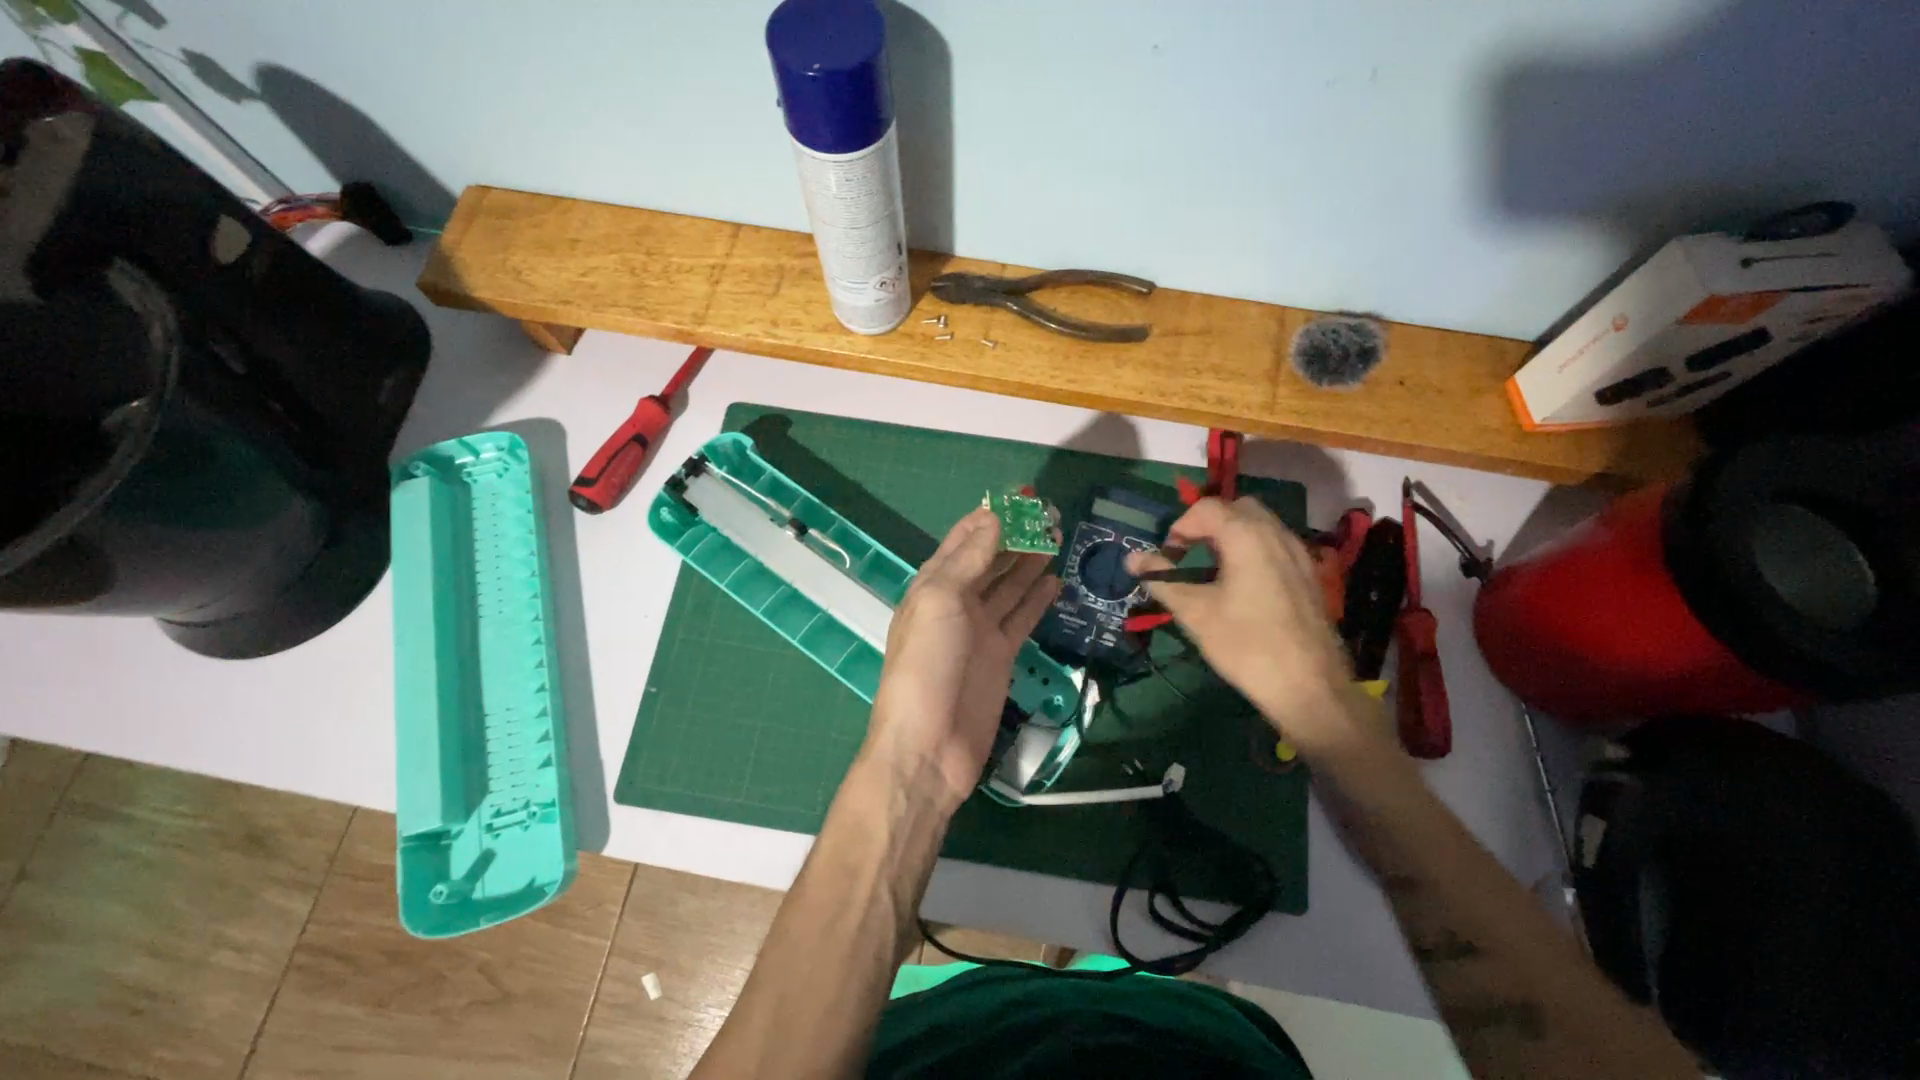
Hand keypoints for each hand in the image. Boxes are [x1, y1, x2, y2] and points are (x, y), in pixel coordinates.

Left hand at [865, 508, 1061, 809]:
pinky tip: (1055, 579)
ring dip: (1029, 561)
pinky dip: (1037, 598)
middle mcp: (956, 602)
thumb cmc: (926, 664)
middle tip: (1051, 513)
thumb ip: (969, 560)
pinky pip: (1021, 618)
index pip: (964, 540)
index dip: (990, 517)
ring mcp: (979, 630)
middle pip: (989, 560)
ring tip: (1058, 537)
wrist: (929, 744)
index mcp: (933, 585)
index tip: (1022, 496)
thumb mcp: (940, 601)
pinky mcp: (1001, 656)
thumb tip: (993, 517)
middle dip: (1015, 535)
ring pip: (1008, 586)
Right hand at [1127, 497, 1376, 757]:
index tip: (1169, 558)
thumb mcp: (1195, 613)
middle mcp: (1277, 534)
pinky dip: (1254, 552)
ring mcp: (1299, 554)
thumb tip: (1132, 558)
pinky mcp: (1309, 576)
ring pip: (1261, 526)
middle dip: (1209, 525)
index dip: (1180, 527)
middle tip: (1190, 556)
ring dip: (1232, 537)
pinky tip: (1243, 588)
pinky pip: (1277, 546)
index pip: (1207, 508)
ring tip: (1213, 573)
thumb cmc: (1246, 645)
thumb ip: (1162, 579)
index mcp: (1247, 536)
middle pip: (1238, 509)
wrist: (1308, 685)